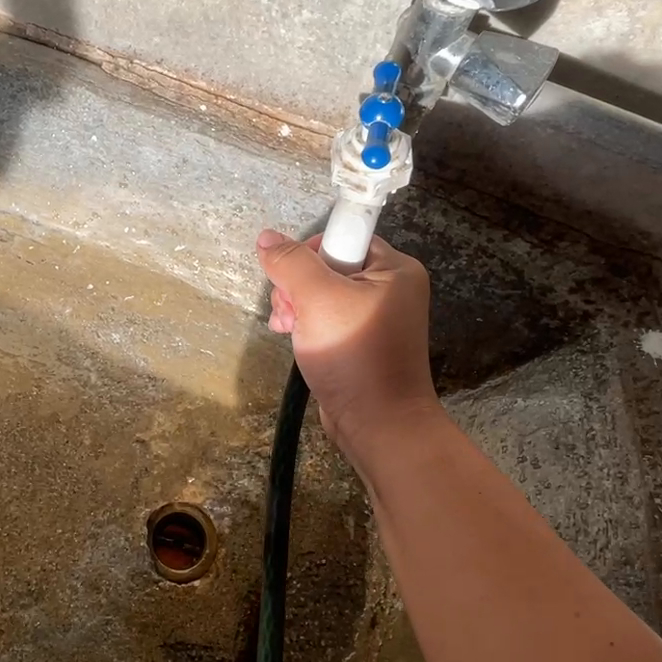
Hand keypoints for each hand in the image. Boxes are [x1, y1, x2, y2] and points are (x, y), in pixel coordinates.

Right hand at [256, 229, 436, 450]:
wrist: (377, 424)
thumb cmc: (354, 355)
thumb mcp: (318, 299)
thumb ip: (291, 264)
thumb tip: (266, 238)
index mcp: (395, 269)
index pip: (344, 237)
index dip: (312, 254)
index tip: (296, 282)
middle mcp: (389, 288)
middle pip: (327, 266)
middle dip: (297, 286)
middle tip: (291, 313)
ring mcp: (375, 317)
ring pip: (320, 294)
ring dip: (295, 307)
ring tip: (288, 329)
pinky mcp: (360, 341)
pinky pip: (325, 318)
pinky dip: (305, 325)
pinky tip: (292, 338)